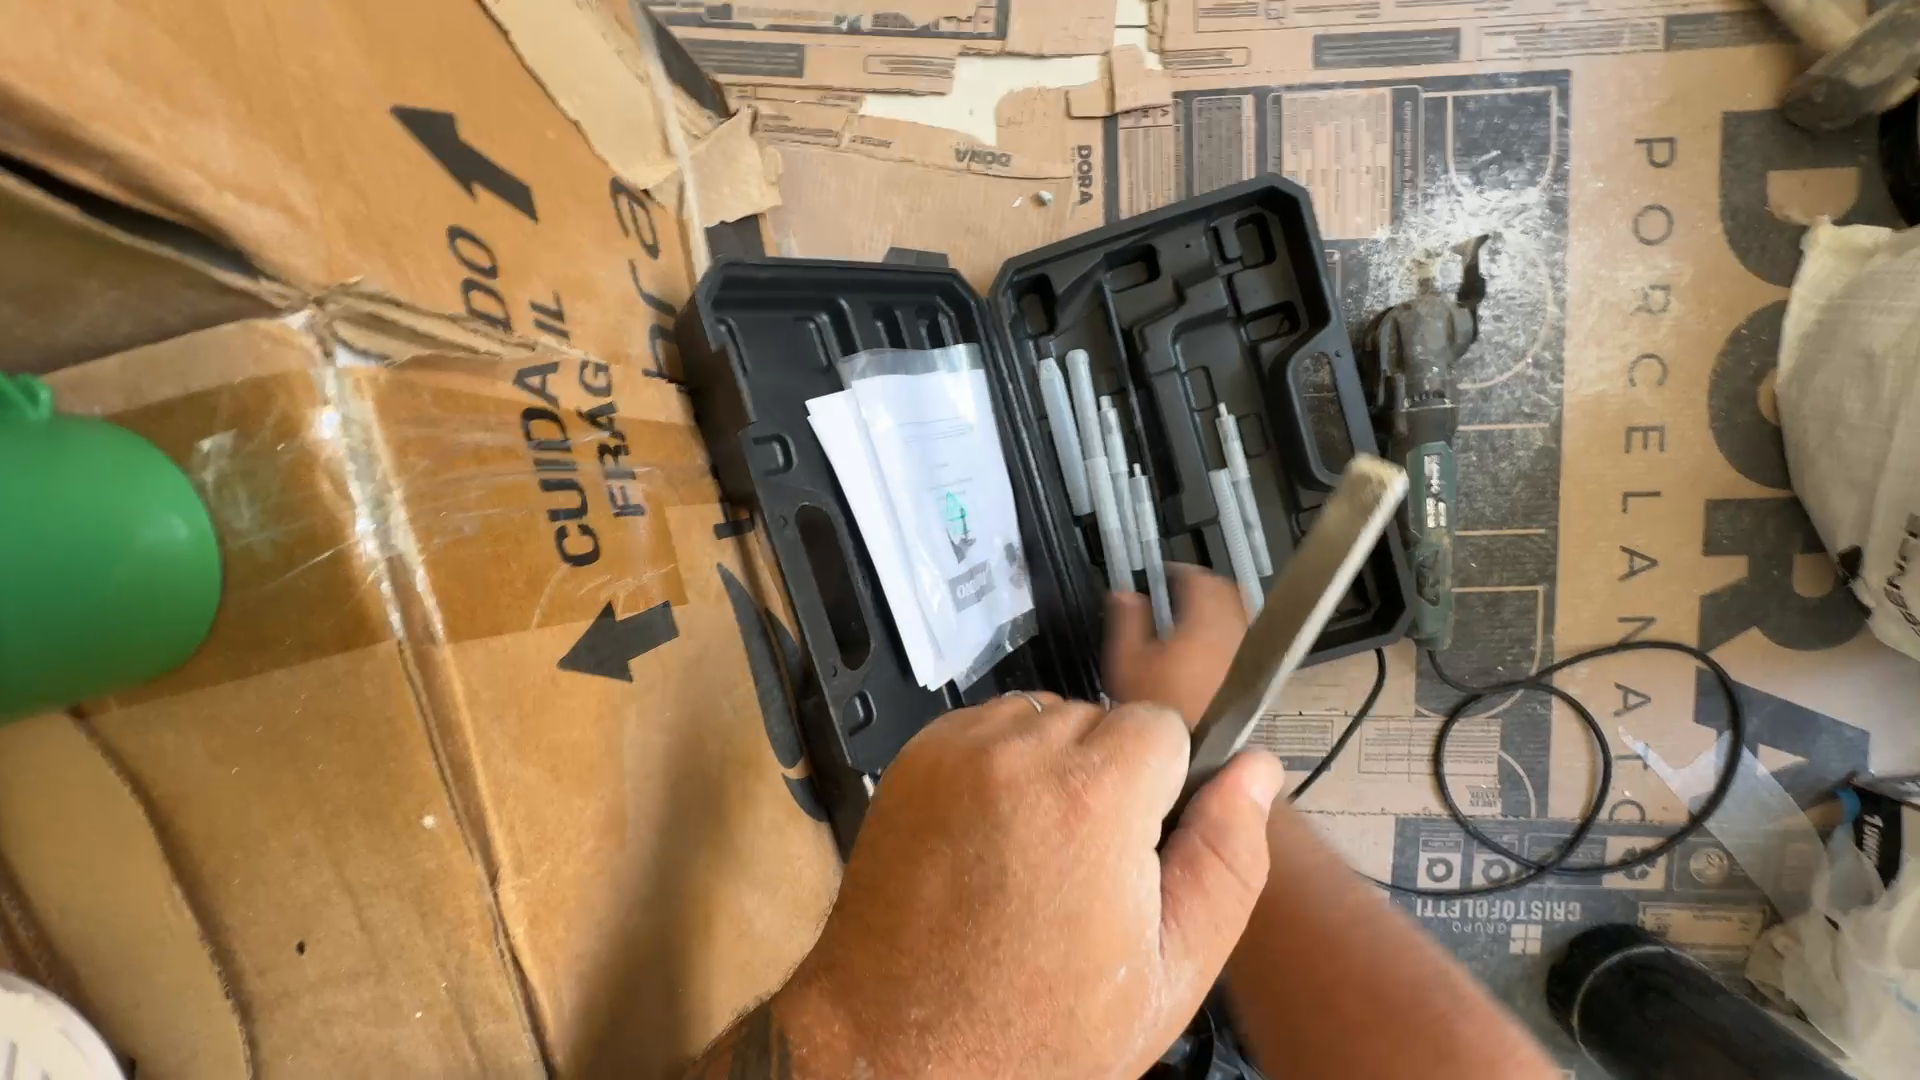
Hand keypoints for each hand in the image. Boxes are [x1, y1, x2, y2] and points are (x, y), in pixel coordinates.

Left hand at [771, 693, 1284, 1078]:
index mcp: (1093, 797)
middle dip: (1108, 772)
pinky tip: (992, 832)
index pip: (1160, 722)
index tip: (1142, 830)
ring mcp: (960, 749)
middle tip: (1085, 855)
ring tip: (1034, 846)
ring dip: (1052, 763)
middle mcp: (1019, 754)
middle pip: (1101, 717)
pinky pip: (988, 727)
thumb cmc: (1032, 1025)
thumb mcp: (1168, 968)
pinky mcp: (919, 754)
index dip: (1163, 780)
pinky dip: (1000, 763)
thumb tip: (1256, 772)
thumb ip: (1229, 857)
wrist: (902, 1042)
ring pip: (1045, 716)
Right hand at [1105, 565, 1248, 724]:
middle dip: (1204, 587)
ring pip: (1240, 615)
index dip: (1180, 571)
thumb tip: (1126, 593)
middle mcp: (1235, 632)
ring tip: (1190, 619)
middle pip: (1229, 591)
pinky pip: (1242, 639)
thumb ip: (1126, 619)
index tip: (1163, 575)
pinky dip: (1226, 633)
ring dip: (1218, 609)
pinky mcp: (1250, 676)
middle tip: (1177, 594)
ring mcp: (1247, 655)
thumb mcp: (1126, 660)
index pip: (1201, 579)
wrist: (1195, 754)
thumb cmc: (1158, 704)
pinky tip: (1204, 649)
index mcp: (1206, 621)